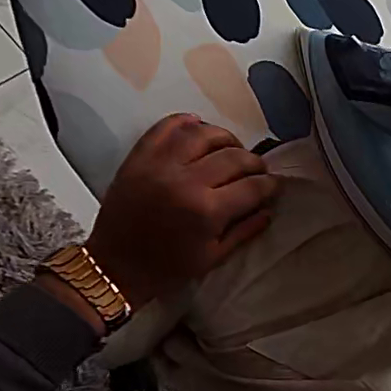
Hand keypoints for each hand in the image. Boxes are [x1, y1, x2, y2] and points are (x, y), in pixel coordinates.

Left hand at [83, 113, 278, 307]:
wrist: (116, 265)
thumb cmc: (168, 268)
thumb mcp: (213, 258)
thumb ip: (245, 231)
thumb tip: (268, 209)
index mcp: (206, 211)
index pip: (252, 187)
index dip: (270, 185)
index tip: (274, 186)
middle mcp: (186, 181)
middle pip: (234, 156)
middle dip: (254, 163)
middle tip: (257, 170)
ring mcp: (161, 164)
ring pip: (204, 134)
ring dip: (226, 138)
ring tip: (231, 149)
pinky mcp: (140, 157)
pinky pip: (167, 126)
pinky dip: (186, 122)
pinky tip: (199, 127)